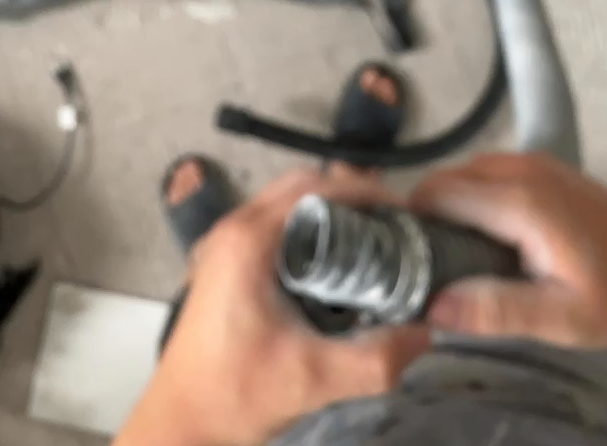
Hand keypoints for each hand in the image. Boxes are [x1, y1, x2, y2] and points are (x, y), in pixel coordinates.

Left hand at [117, 169, 432, 445]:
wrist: (181, 424)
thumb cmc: (234, 396)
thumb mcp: (313, 378)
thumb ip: (375, 359)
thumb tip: (425, 333)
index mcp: (249, 240)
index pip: (313, 187)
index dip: (362, 191)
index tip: (401, 208)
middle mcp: (234, 228)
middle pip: (299, 183)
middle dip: (349, 194)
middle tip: (391, 220)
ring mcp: (225, 242)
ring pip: (285, 200)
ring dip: (327, 207)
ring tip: (371, 234)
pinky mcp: (226, 260)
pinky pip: (273, 221)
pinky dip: (307, 225)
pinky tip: (334, 259)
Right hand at [410, 152, 606, 347]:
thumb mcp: (561, 318)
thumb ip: (496, 310)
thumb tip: (432, 306)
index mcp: (521, 201)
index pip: (440, 192)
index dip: (413, 218)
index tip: (402, 252)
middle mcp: (523, 169)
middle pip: (450, 178)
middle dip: (429, 212)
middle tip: (426, 261)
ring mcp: (537, 163)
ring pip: (469, 171)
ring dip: (453, 202)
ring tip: (455, 252)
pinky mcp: (549, 167)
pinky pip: (492, 171)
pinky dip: (476, 194)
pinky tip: (489, 233)